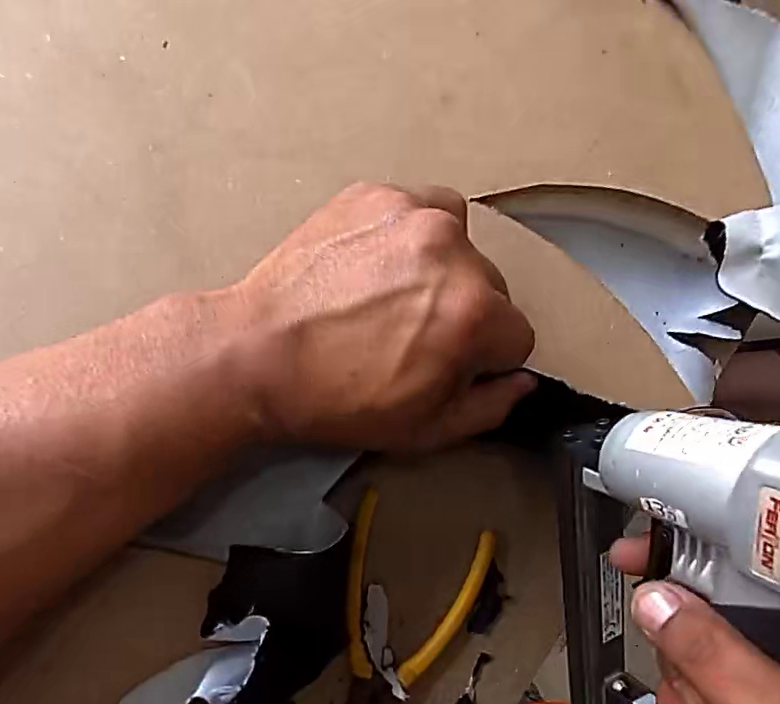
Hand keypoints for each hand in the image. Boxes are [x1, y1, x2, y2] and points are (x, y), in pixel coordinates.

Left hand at [221, 182, 537, 451]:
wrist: (256, 356)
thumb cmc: (336, 402)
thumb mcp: (423, 431)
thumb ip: (488, 409)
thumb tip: (522, 384)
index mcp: (474, 315)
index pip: (518, 335)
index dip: (486, 360)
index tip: (452, 367)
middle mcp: (454, 252)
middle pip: (492, 289)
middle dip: (466, 317)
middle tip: (413, 338)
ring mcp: (412, 215)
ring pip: (462, 246)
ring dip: (445, 274)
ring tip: (395, 301)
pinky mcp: (375, 195)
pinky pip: (422, 212)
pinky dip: (412, 238)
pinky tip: (379, 269)